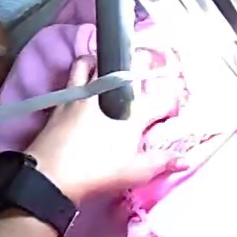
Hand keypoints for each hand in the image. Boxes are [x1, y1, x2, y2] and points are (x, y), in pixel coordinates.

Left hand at [26, 54, 178, 202]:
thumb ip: (161, 162)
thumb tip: (187, 160)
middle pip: (134, 71)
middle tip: (152, 62)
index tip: (176, 94)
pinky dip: (86, 64)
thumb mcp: (134, 173)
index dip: (173, 96)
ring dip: (112, 60)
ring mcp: (87, 93)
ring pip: (103, 62)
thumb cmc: (97, 174)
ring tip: (116, 63)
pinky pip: (77, 70)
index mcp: (134, 114)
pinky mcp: (66, 96)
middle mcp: (113, 96)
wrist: (50, 176)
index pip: (161, 99)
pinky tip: (88, 69)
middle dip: (146, 64)